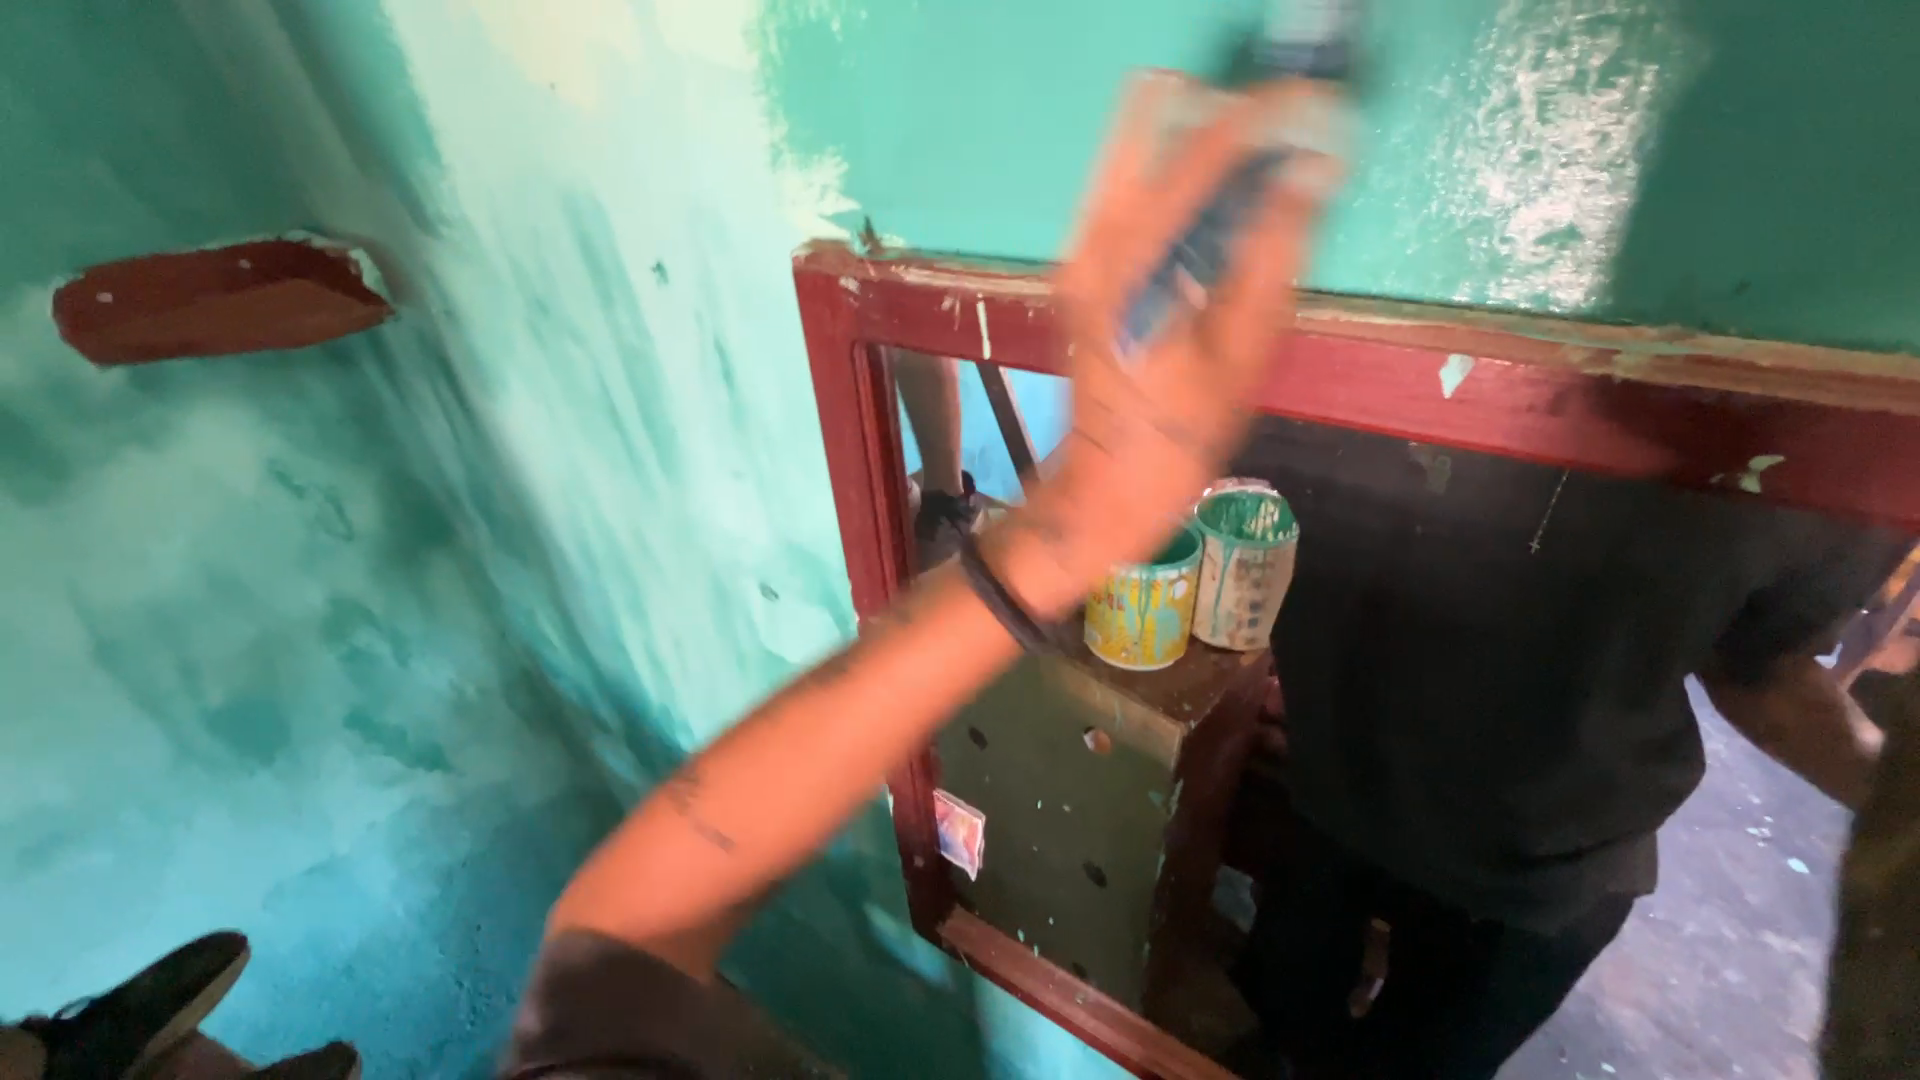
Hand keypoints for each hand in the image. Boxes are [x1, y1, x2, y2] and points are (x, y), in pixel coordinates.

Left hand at [1009, 71, 1345, 595]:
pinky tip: (1209, 223)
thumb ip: (1274, 253)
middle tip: (1277, 150)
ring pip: (1134, 157)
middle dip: (1221, 126)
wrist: (1108, 482)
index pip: (1198, 153)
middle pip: (1150, 130)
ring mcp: (1076, 256)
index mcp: (1135, 266)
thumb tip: (1308, 174)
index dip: (1261, 118)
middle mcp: (1092, 245)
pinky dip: (1171, 189)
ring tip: (1252, 186)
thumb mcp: (1245, 352)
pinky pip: (1123, 197)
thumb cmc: (1182, 434)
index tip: (1311, 111)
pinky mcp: (1077, 272)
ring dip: (1197, 155)